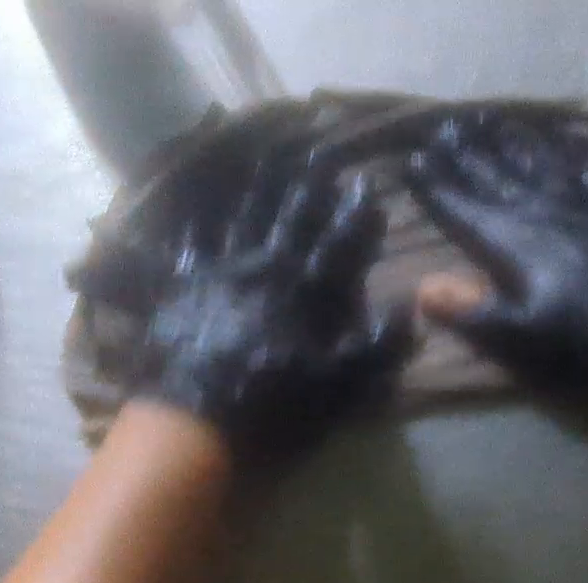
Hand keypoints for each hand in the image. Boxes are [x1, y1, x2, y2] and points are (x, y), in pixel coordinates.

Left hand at [79, 170, 411, 463]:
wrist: (195, 424)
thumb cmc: (272, 410)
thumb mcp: (339, 389)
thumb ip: (377, 348)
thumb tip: (408, 309)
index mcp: (304, 292)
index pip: (339, 243)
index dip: (355, 215)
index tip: (366, 187)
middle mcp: (264, 268)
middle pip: (291, 217)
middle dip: (308, 186)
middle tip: (318, 154)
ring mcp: (218, 271)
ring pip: (241, 216)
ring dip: (256, 187)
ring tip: (265, 157)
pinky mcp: (179, 286)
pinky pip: (184, 242)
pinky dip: (188, 218)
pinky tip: (188, 199)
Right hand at [406, 113, 587, 399]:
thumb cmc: (579, 338)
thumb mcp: (517, 333)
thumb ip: (470, 307)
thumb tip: (421, 285)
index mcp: (510, 242)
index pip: (463, 206)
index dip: (438, 185)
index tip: (416, 159)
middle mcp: (540, 211)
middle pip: (495, 175)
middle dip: (467, 153)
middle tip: (446, 126)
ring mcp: (579, 204)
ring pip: (537, 161)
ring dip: (511, 142)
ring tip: (492, 121)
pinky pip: (581, 168)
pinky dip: (564, 153)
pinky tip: (559, 144)